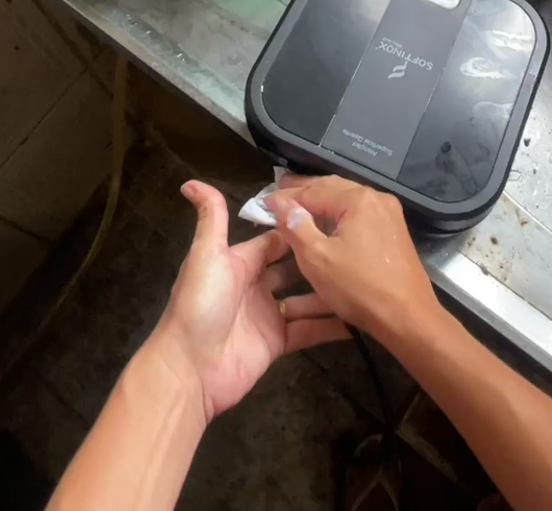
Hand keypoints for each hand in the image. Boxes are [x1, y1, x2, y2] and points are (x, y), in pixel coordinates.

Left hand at [146, 180, 349, 421]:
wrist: (189, 370)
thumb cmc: (199, 304)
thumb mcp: (205, 254)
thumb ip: (210, 218)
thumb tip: (190, 181)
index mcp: (242, 261)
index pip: (277, 239)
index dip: (299, 227)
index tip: (332, 216)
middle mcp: (257, 284)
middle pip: (296, 266)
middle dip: (320, 257)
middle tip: (355, 248)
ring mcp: (269, 315)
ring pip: (307, 297)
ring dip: (329, 291)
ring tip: (362, 280)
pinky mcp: (278, 343)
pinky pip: (309, 330)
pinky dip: (330, 326)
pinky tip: (358, 318)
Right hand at [264, 175, 444, 347]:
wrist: (408, 317)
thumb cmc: (359, 288)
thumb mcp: (318, 258)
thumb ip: (296, 226)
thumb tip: (280, 201)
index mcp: (358, 199)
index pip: (313, 190)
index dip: (286, 196)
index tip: (263, 202)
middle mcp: (376, 198)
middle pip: (332, 188)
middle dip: (303, 190)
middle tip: (278, 191)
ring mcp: (388, 214)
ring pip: (346, 200)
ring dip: (320, 202)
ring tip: (297, 205)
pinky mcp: (392, 231)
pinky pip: (358, 214)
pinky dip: (337, 215)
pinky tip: (324, 223)